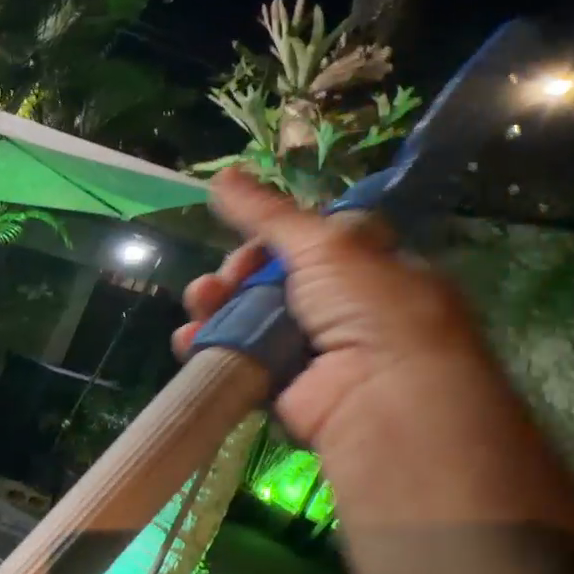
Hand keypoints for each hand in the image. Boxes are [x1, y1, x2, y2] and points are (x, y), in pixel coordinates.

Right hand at [172, 169, 497, 454]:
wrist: (382, 399)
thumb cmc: (372, 311)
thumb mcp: (327, 246)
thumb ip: (270, 214)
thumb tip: (222, 174)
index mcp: (373, 271)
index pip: (311, 245)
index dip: (271, 240)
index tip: (251, 242)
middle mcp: (344, 310)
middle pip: (267, 280)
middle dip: (234, 275)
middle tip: (224, 281)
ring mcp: (310, 350)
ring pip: (243, 317)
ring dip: (214, 306)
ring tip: (202, 304)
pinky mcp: (278, 384)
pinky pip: (231, 355)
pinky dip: (206, 345)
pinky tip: (191, 339)